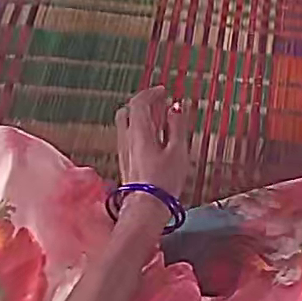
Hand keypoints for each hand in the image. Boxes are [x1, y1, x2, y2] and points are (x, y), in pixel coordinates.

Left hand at [115, 85, 192, 207]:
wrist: (146, 208)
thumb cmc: (164, 180)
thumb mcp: (178, 150)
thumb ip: (177, 126)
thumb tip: (176, 107)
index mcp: (139, 131)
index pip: (139, 102)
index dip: (151, 93)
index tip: (162, 91)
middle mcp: (127, 138)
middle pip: (127, 110)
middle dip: (142, 102)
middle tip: (158, 102)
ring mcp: (123, 150)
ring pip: (125, 123)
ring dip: (139, 116)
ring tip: (157, 118)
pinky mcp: (125, 161)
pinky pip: (128, 136)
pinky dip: (138, 129)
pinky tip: (152, 137)